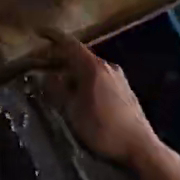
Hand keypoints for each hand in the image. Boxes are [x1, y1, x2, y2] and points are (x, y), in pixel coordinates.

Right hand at [43, 29, 164, 169]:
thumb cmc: (102, 128)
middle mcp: (108, 66)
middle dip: (61, 60)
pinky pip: (100, 77)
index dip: (54, 37)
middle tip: (43, 67)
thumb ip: (57, 91)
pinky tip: (80, 96)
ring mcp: (119, 77)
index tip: (40, 32)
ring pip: (90, 68)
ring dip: (73, 73)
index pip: (70, 44)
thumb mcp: (73, 112)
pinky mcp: (125, 89)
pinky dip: (86, 81)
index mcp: (94, 67)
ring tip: (59, 85)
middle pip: (80, 56)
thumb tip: (46, 76)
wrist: (139, 146)